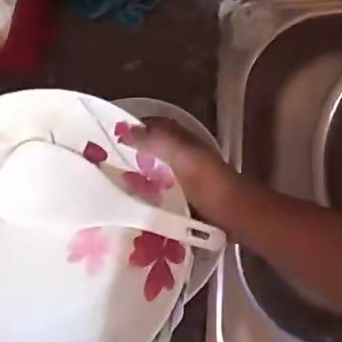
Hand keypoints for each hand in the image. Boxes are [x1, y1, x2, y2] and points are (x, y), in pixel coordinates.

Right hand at [121, 117, 240, 221]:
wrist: (236, 215)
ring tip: (113, 187)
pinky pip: (165, 196)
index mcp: (187, 142)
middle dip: (134, 155)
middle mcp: (188, 158)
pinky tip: (135, 207)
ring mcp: (190, 181)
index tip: (109, 136)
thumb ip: (157, 141)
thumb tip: (127, 131)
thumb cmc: (209, 183)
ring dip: (141, 178)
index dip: (137, 127)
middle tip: (105, 165)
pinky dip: (151, 198)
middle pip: (157, 150)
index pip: (159, 126)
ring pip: (160, 174)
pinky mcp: (190, 202)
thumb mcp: (182, 156)